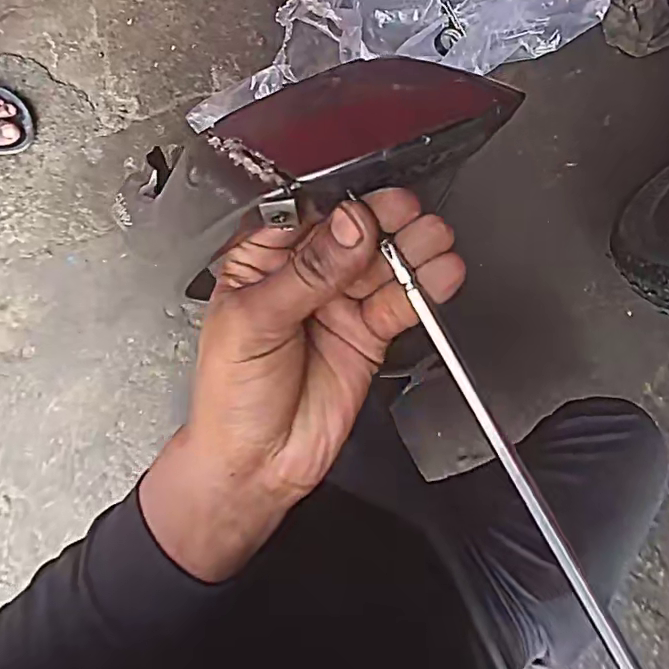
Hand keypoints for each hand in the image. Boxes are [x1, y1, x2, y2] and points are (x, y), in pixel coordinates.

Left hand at [139, 188, 463, 580]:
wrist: (255, 464)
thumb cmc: (230, 393)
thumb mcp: (256, 322)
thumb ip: (308, 274)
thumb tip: (348, 229)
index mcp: (262, 260)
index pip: (305, 217)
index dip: (336, 206)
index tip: (362, 204)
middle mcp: (304, 275)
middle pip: (351, 235)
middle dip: (382, 221)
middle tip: (407, 213)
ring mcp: (338, 303)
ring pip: (381, 265)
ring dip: (410, 249)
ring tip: (433, 238)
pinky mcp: (367, 332)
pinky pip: (399, 302)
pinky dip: (422, 289)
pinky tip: (439, 274)